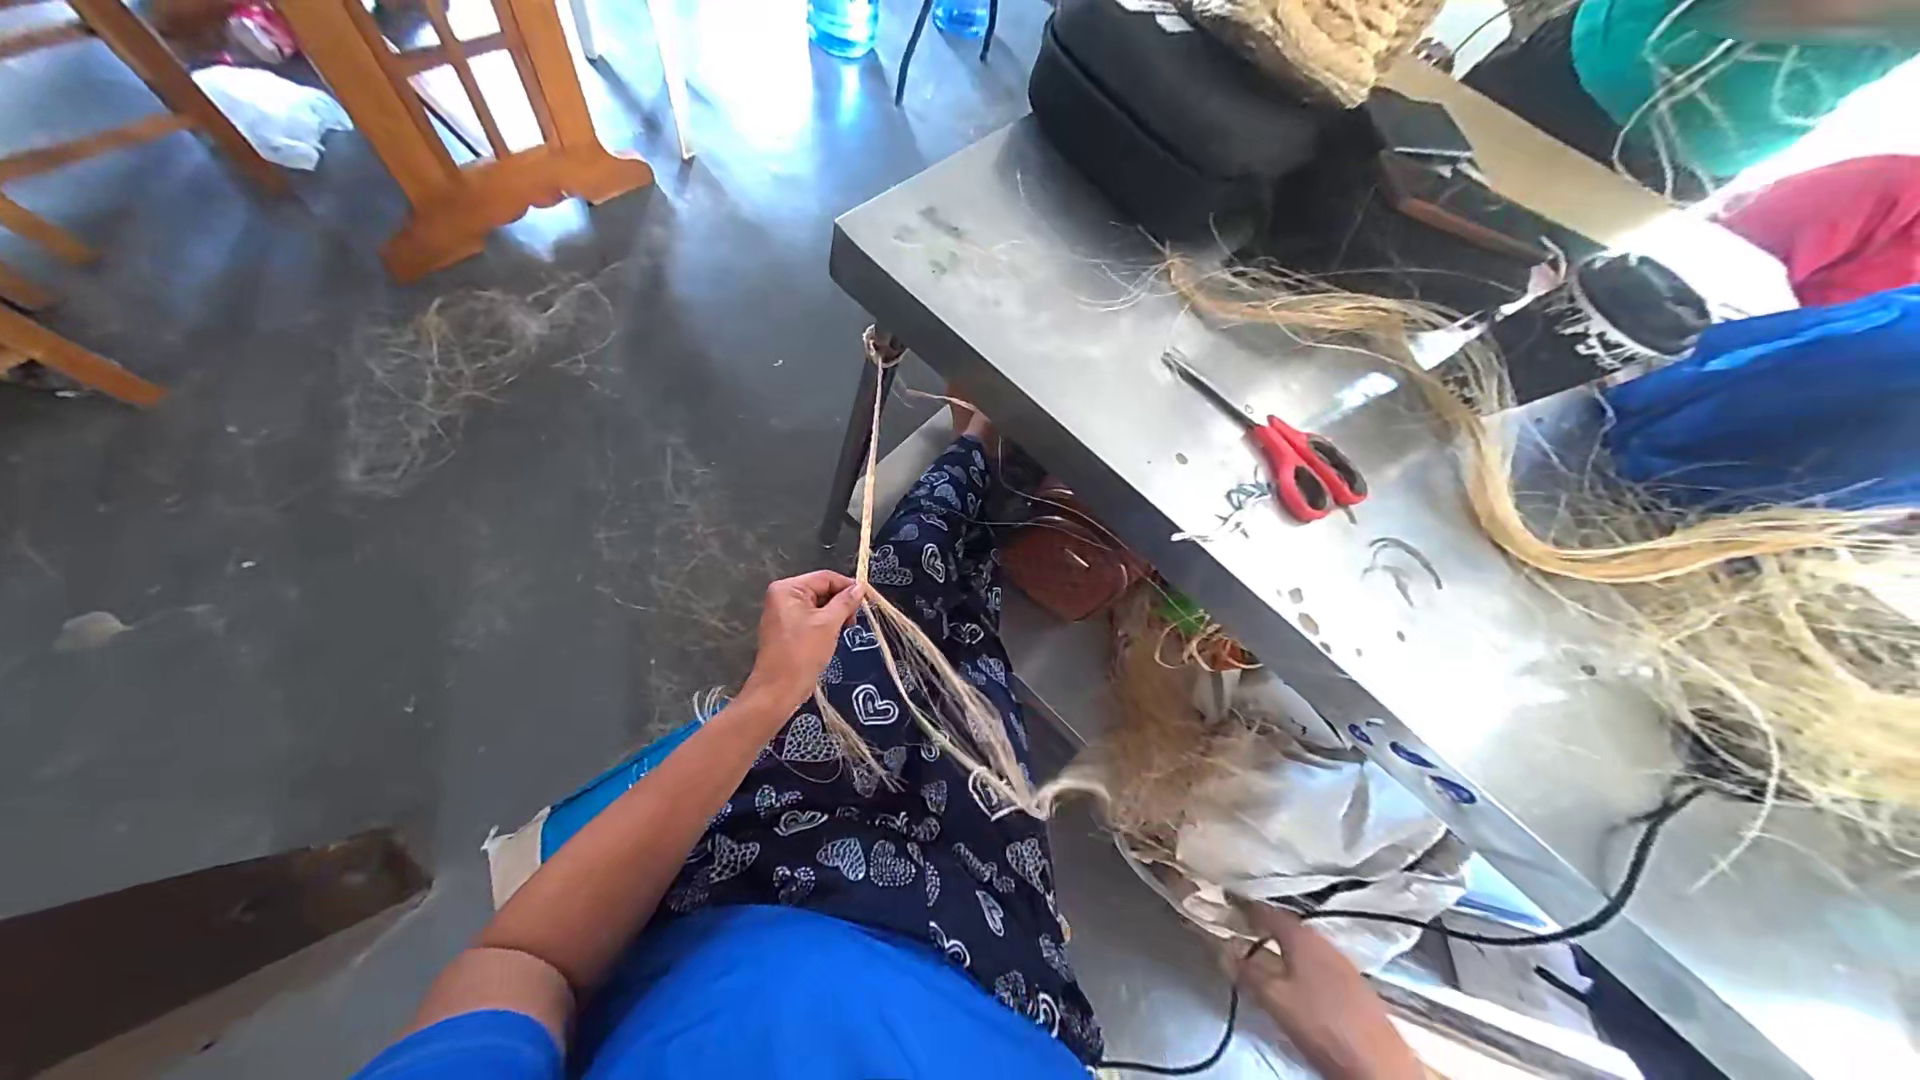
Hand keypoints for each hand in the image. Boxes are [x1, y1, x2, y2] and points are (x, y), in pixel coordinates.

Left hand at [739, 570, 863, 714]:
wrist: (779, 690)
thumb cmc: (802, 654)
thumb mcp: (829, 624)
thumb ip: (846, 602)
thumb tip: (860, 587)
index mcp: (788, 589)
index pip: (825, 578)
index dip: (848, 587)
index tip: (866, 600)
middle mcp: (782, 596)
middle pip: (822, 589)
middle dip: (841, 603)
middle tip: (853, 621)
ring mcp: (784, 613)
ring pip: (819, 605)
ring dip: (835, 615)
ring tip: (843, 630)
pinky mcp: (788, 628)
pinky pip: (812, 618)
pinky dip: (825, 625)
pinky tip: (832, 637)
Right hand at [1233, 905, 1423, 1079]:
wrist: (1380, 1067)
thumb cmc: (1321, 1023)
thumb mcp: (1274, 998)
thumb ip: (1246, 972)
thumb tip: (1223, 949)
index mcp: (1302, 936)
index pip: (1267, 911)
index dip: (1245, 906)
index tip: (1226, 902)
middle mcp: (1324, 941)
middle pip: (1288, 925)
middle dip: (1264, 925)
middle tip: (1242, 927)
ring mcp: (1343, 963)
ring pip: (1304, 944)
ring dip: (1283, 944)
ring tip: (1264, 951)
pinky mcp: (1355, 986)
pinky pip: (1318, 960)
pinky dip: (1300, 960)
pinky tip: (1296, 976)